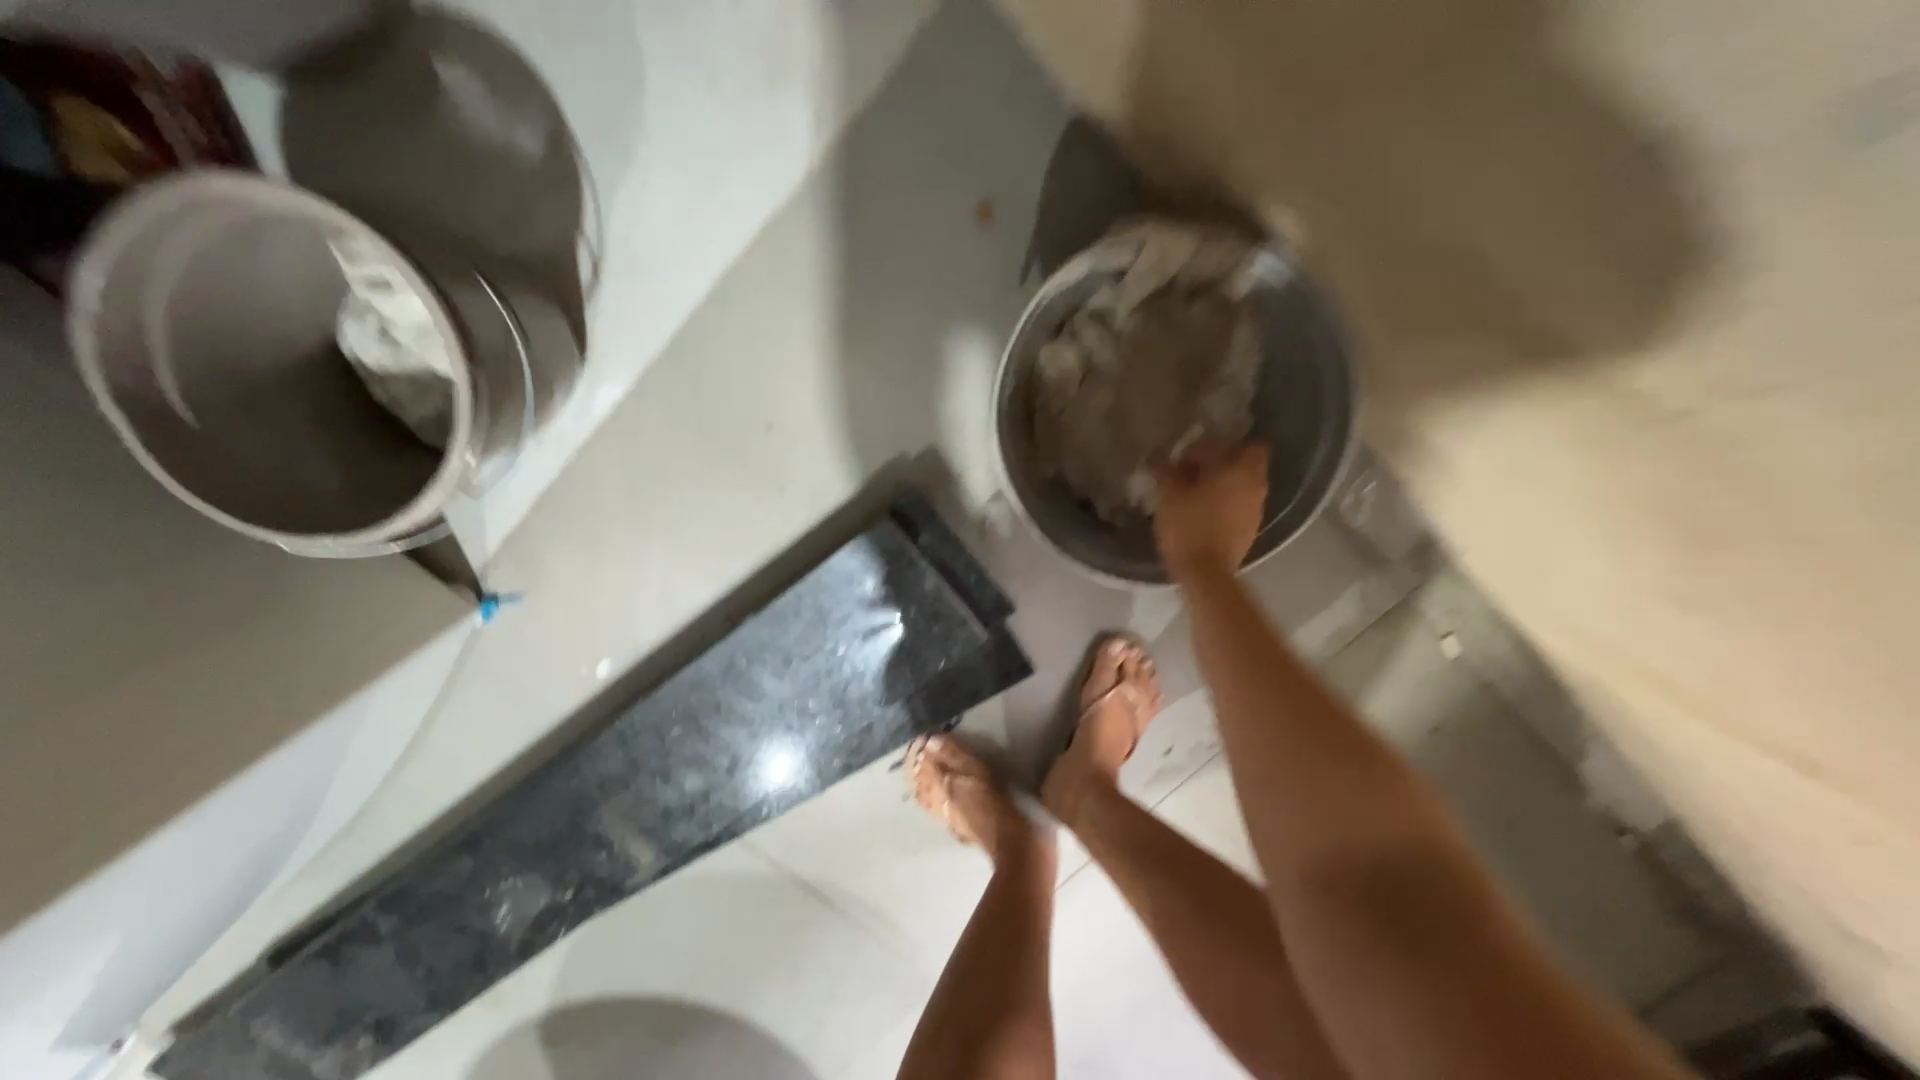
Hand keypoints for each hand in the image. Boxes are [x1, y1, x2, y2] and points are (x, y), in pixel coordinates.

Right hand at [1152, 439, 1269, 581]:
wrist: (1206, 574)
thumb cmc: (1188, 526)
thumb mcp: (1169, 494)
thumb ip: (1166, 469)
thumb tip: (1160, 453)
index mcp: (1241, 470)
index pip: (1240, 443)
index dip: (1215, 444)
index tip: (1189, 456)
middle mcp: (1256, 485)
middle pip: (1248, 461)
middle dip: (1224, 461)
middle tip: (1195, 470)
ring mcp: (1257, 509)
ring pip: (1245, 483)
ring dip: (1225, 482)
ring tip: (1196, 493)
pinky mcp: (1251, 529)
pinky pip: (1241, 504)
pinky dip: (1227, 502)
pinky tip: (1204, 513)